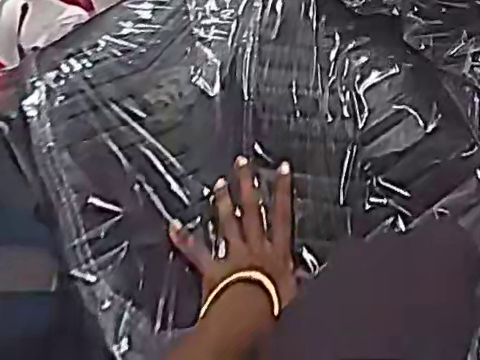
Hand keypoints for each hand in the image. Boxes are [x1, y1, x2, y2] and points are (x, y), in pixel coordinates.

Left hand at [170, 156, 298, 314]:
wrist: (247, 318)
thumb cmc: (272, 308)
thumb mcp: (294, 294)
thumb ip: (297, 279)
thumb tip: (305, 274)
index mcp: (276, 251)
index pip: (282, 213)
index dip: (282, 189)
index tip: (281, 167)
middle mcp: (254, 246)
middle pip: (251, 209)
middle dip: (247, 184)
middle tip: (241, 162)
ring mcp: (232, 255)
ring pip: (227, 223)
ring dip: (223, 202)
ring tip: (219, 183)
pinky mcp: (213, 269)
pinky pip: (197, 253)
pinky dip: (185, 240)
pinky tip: (174, 226)